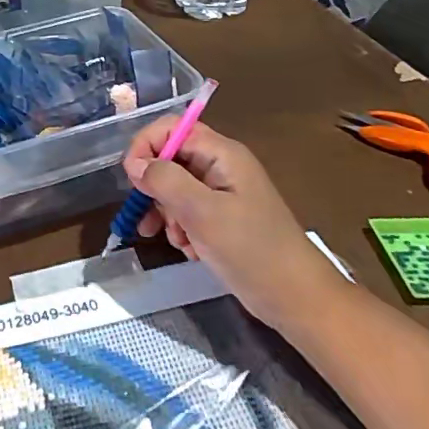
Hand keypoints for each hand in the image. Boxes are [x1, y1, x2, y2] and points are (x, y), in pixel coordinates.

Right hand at [120, 119, 318, 322]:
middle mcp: (221, 167)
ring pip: (175, 188)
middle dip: (155, 187)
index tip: (131, 178)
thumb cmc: (252, 250)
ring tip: (175, 239)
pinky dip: (181, 228)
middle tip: (153, 219)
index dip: (146, 145)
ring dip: (166, 212)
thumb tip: (134, 163)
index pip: (172, 128)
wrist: (297, 299)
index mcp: (222, 154)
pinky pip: (187, 211)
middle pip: (171, 158)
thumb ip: (166, 181)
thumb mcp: (202, 213)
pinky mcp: (222, 218)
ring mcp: (222, 193)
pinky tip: (188, 249)